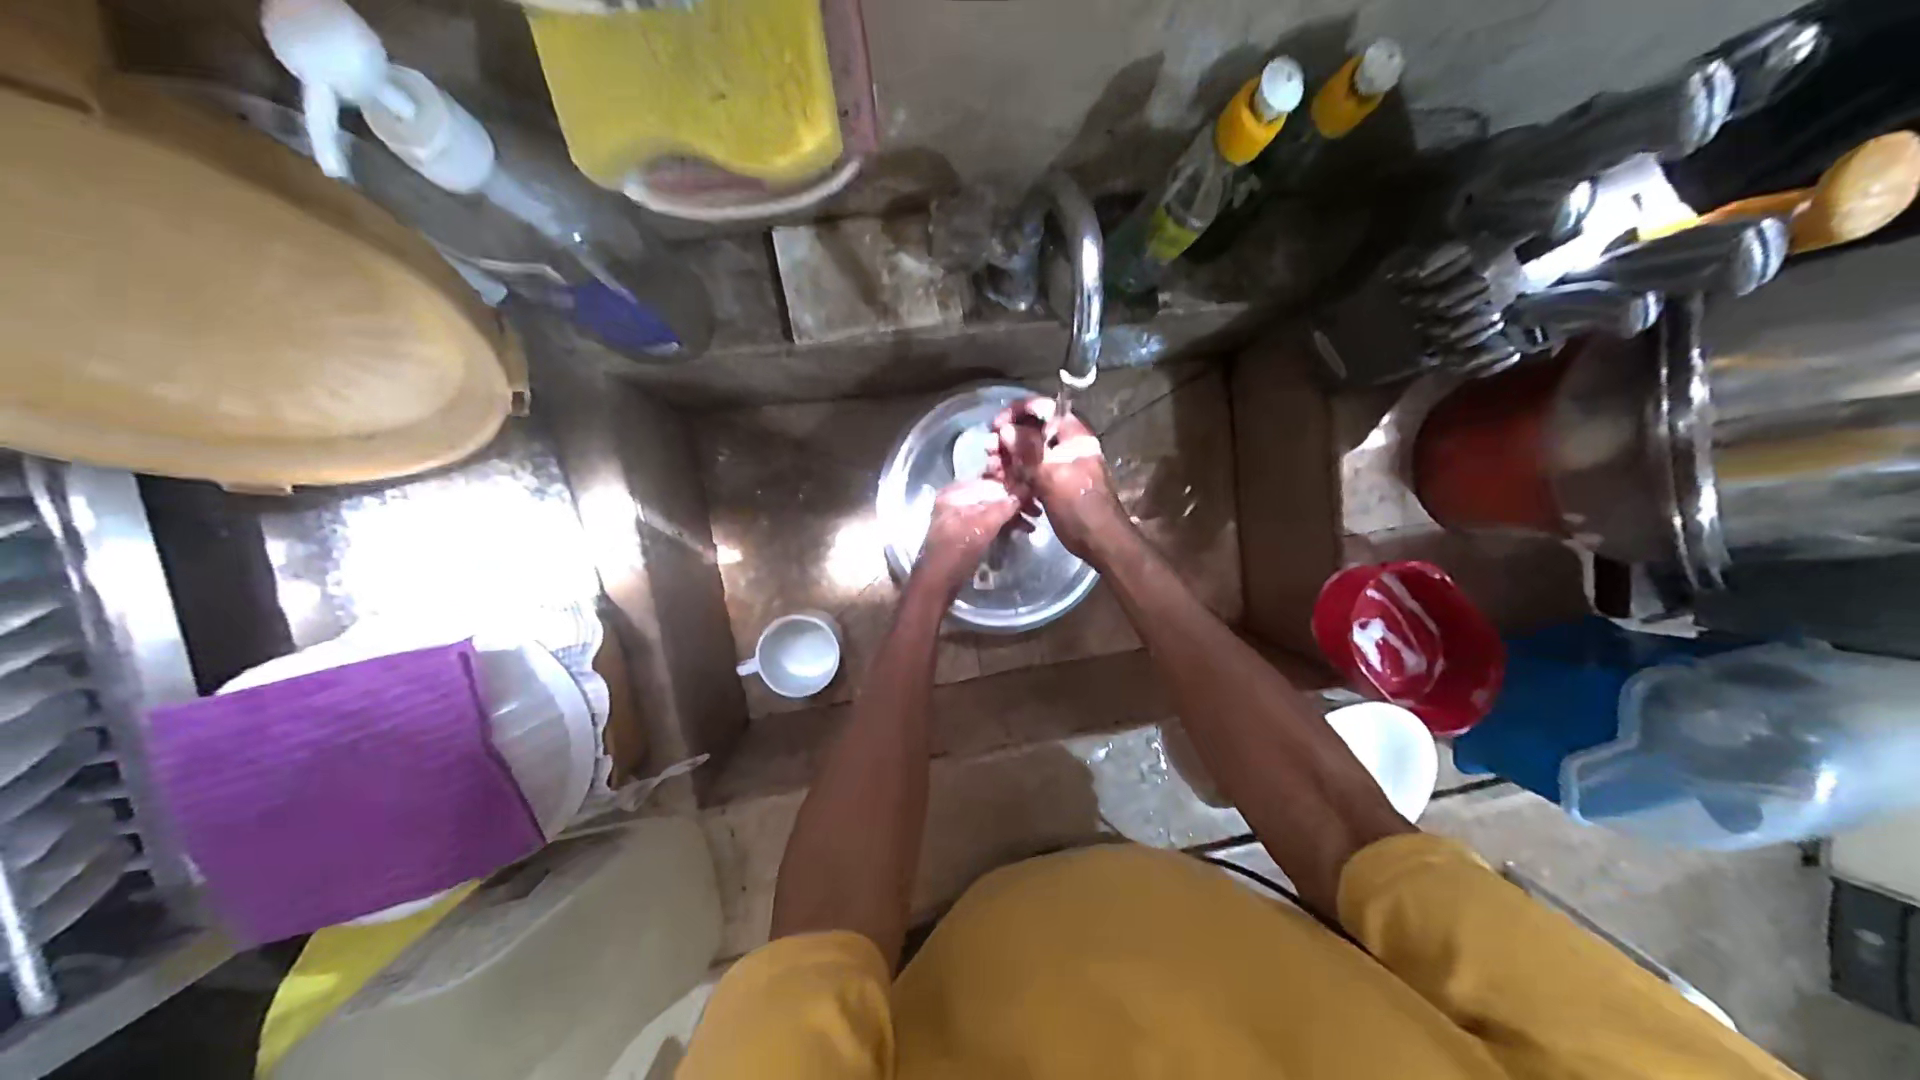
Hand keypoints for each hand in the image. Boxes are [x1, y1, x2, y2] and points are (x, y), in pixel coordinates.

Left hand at [917, 478, 1022, 597]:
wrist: (938, 583)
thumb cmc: (957, 550)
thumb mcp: (982, 526)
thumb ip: (1003, 507)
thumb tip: (1024, 490)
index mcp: (954, 493)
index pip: (988, 480)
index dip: (1011, 484)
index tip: (1032, 491)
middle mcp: (955, 501)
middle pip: (991, 495)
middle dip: (1013, 502)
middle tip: (1035, 511)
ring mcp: (959, 518)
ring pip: (991, 511)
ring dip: (1011, 516)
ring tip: (1030, 525)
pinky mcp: (965, 534)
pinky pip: (987, 523)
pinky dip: (1002, 526)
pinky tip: (1019, 531)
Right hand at [990, 398, 1127, 560]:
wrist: (1101, 543)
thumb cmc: (1080, 508)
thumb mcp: (1052, 476)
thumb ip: (1027, 451)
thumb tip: (1005, 430)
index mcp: (1073, 435)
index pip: (1044, 408)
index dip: (1018, 412)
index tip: (996, 425)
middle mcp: (1067, 445)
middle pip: (1033, 430)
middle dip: (1008, 438)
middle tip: (989, 451)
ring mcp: (1061, 465)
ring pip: (1030, 453)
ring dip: (1009, 458)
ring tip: (991, 469)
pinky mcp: (1055, 484)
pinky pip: (1032, 472)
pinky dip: (1017, 474)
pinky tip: (1002, 481)